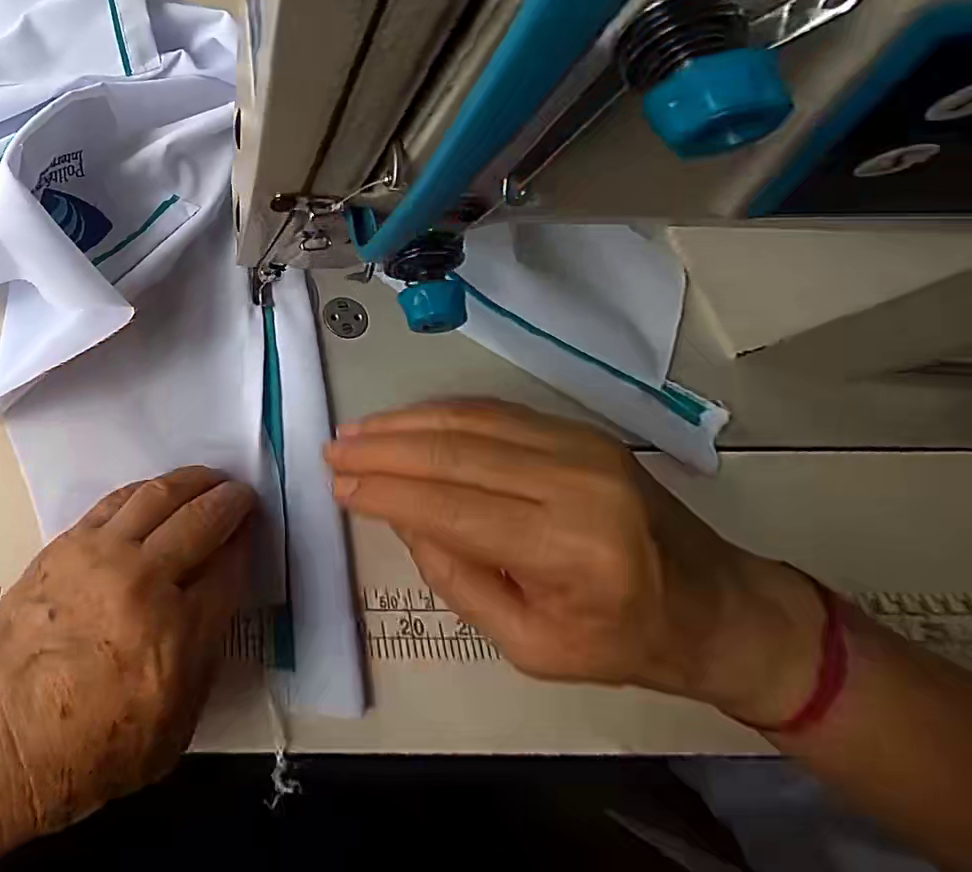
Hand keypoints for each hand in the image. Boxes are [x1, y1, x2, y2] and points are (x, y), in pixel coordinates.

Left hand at [0, 467, 257, 868]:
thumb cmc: (84, 751)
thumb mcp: (171, 733)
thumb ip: (200, 662)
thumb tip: (211, 607)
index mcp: (179, 636)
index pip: (229, 571)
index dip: (247, 547)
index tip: (254, 534)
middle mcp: (143, 582)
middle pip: (199, 522)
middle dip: (228, 504)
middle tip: (242, 495)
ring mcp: (99, 555)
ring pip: (155, 498)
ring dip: (189, 482)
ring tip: (208, 478)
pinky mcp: (65, 544)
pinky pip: (114, 503)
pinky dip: (142, 490)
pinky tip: (155, 491)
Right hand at [324, 400, 826, 725]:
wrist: (724, 608)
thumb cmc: (621, 640)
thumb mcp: (528, 644)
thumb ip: (455, 579)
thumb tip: (402, 514)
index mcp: (571, 553)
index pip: (449, 508)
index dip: (384, 493)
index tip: (338, 486)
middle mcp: (579, 488)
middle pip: (451, 454)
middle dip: (379, 450)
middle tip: (331, 452)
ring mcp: (583, 450)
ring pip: (465, 422)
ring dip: (398, 424)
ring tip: (352, 433)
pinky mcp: (579, 432)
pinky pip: (489, 411)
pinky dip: (433, 413)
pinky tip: (398, 422)